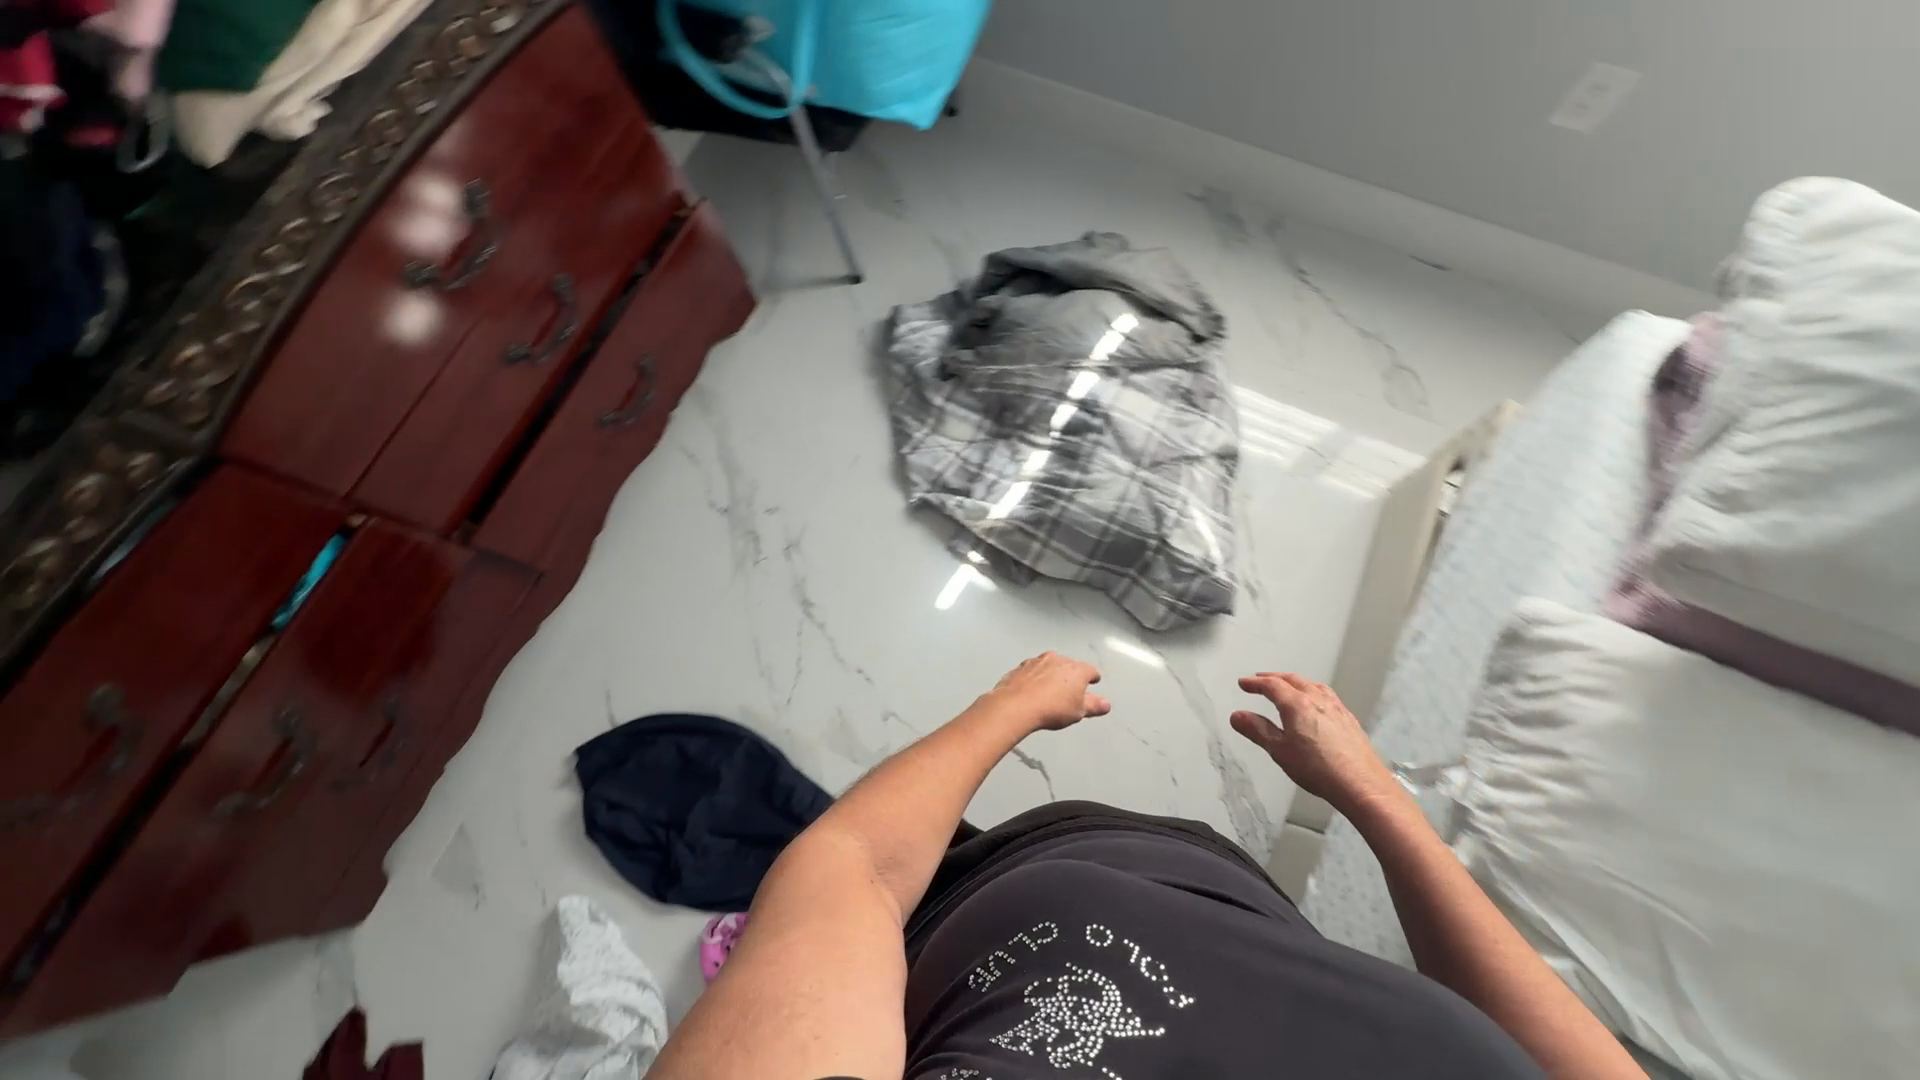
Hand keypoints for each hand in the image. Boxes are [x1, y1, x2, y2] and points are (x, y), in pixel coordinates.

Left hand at [983, 652, 1110, 731]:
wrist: (1016, 705)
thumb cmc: (1052, 708)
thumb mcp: (1078, 712)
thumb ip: (1093, 706)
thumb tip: (1106, 704)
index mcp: (1077, 670)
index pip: (1090, 670)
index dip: (1093, 677)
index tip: (1093, 680)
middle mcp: (1058, 660)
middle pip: (1069, 665)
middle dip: (1071, 675)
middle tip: (1070, 688)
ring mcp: (1037, 661)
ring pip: (1049, 664)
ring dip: (1051, 673)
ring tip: (1050, 689)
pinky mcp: (1020, 666)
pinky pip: (1032, 670)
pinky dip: (1034, 677)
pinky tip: (1032, 688)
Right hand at [1230, 673, 1394, 811]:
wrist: (1362, 785)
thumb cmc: (1317, 769)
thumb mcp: (1280, 751)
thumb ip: (1257, 731)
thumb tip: (1237, 715)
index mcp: (1297, 704)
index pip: (1272, 685)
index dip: (1255, 683)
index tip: (1243, 683)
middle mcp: (1318, 700)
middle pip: (1293, 680)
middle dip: (1274, 678)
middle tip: (1260, 680)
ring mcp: (1337, 708)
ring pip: (1312, 685)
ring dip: (1295, 682)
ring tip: (1286, 686)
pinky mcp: (1350, 720)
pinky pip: (1327, 695)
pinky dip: (1312, 691)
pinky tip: (1315, 703)